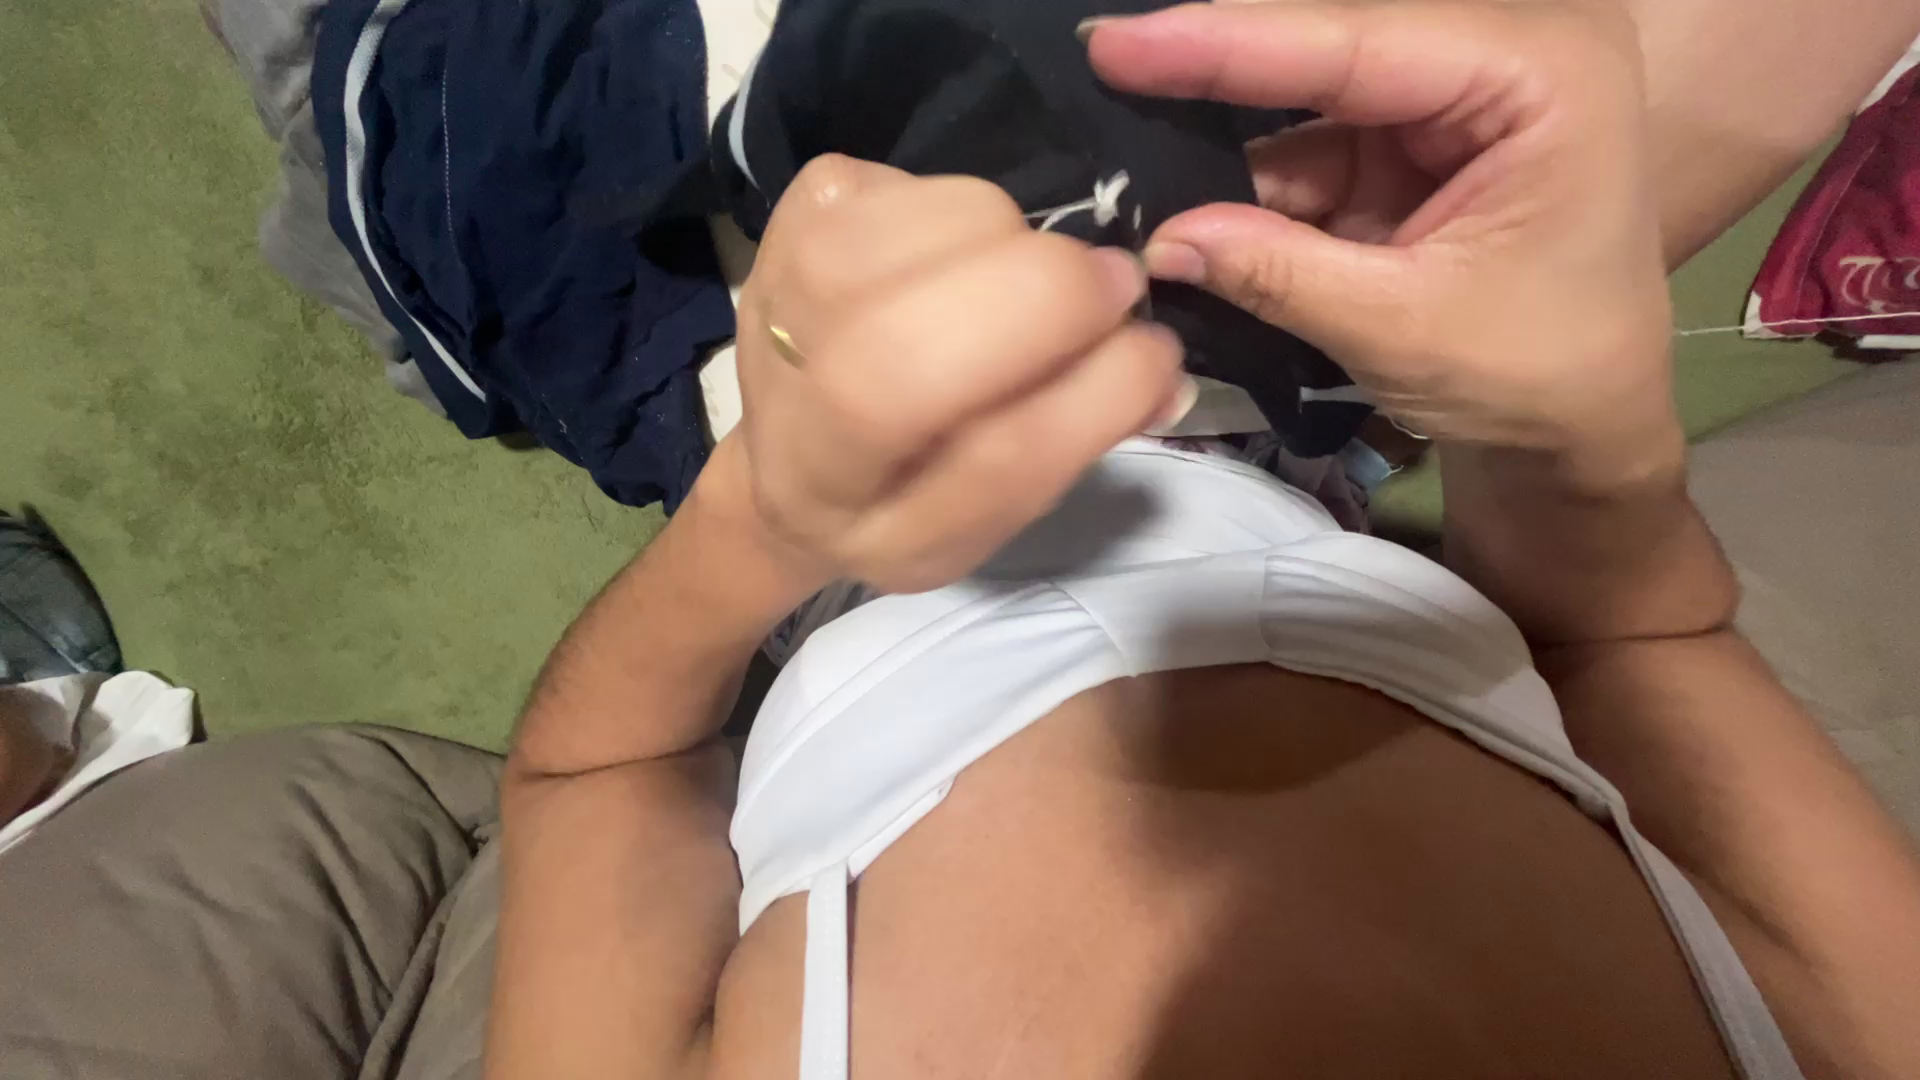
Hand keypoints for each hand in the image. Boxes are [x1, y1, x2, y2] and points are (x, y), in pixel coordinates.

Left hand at [705, 155, 1186, 594]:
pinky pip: (906, 181)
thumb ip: (1064, 452)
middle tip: (1107, 290)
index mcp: (863, 521)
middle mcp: (797, 426)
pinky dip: (962, 209)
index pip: (990, 461)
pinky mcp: (786, 222)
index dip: (1096, 395)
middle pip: (916, 347)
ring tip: (1008, 286)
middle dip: (1054, 296)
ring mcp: (780, 306)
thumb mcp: (978, 523)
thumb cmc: (898, 503)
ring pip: (916, 238)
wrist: (783, 468)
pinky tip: (948, 259)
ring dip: (1012, 243)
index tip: (1153, 355)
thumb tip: (1163, 369)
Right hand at [1086, 0, 1678, 467]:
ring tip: (1125, 151)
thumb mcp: (1397, 325)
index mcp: (1534, 73)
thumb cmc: (1526, 371)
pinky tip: (1182, 203)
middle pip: (1323, 55)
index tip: (1117, 43)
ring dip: (1215, 142)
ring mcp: (1433, 115)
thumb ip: (1276, 274)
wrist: (1566, 423)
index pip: (1353, 42)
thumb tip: (1161, 243)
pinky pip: (1296, 167)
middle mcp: (1487, 65)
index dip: (1225, 43)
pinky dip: (1237, 194)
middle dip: (1213, 71)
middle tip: (1107, 62)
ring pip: (1297, 113)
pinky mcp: (1392, 165)